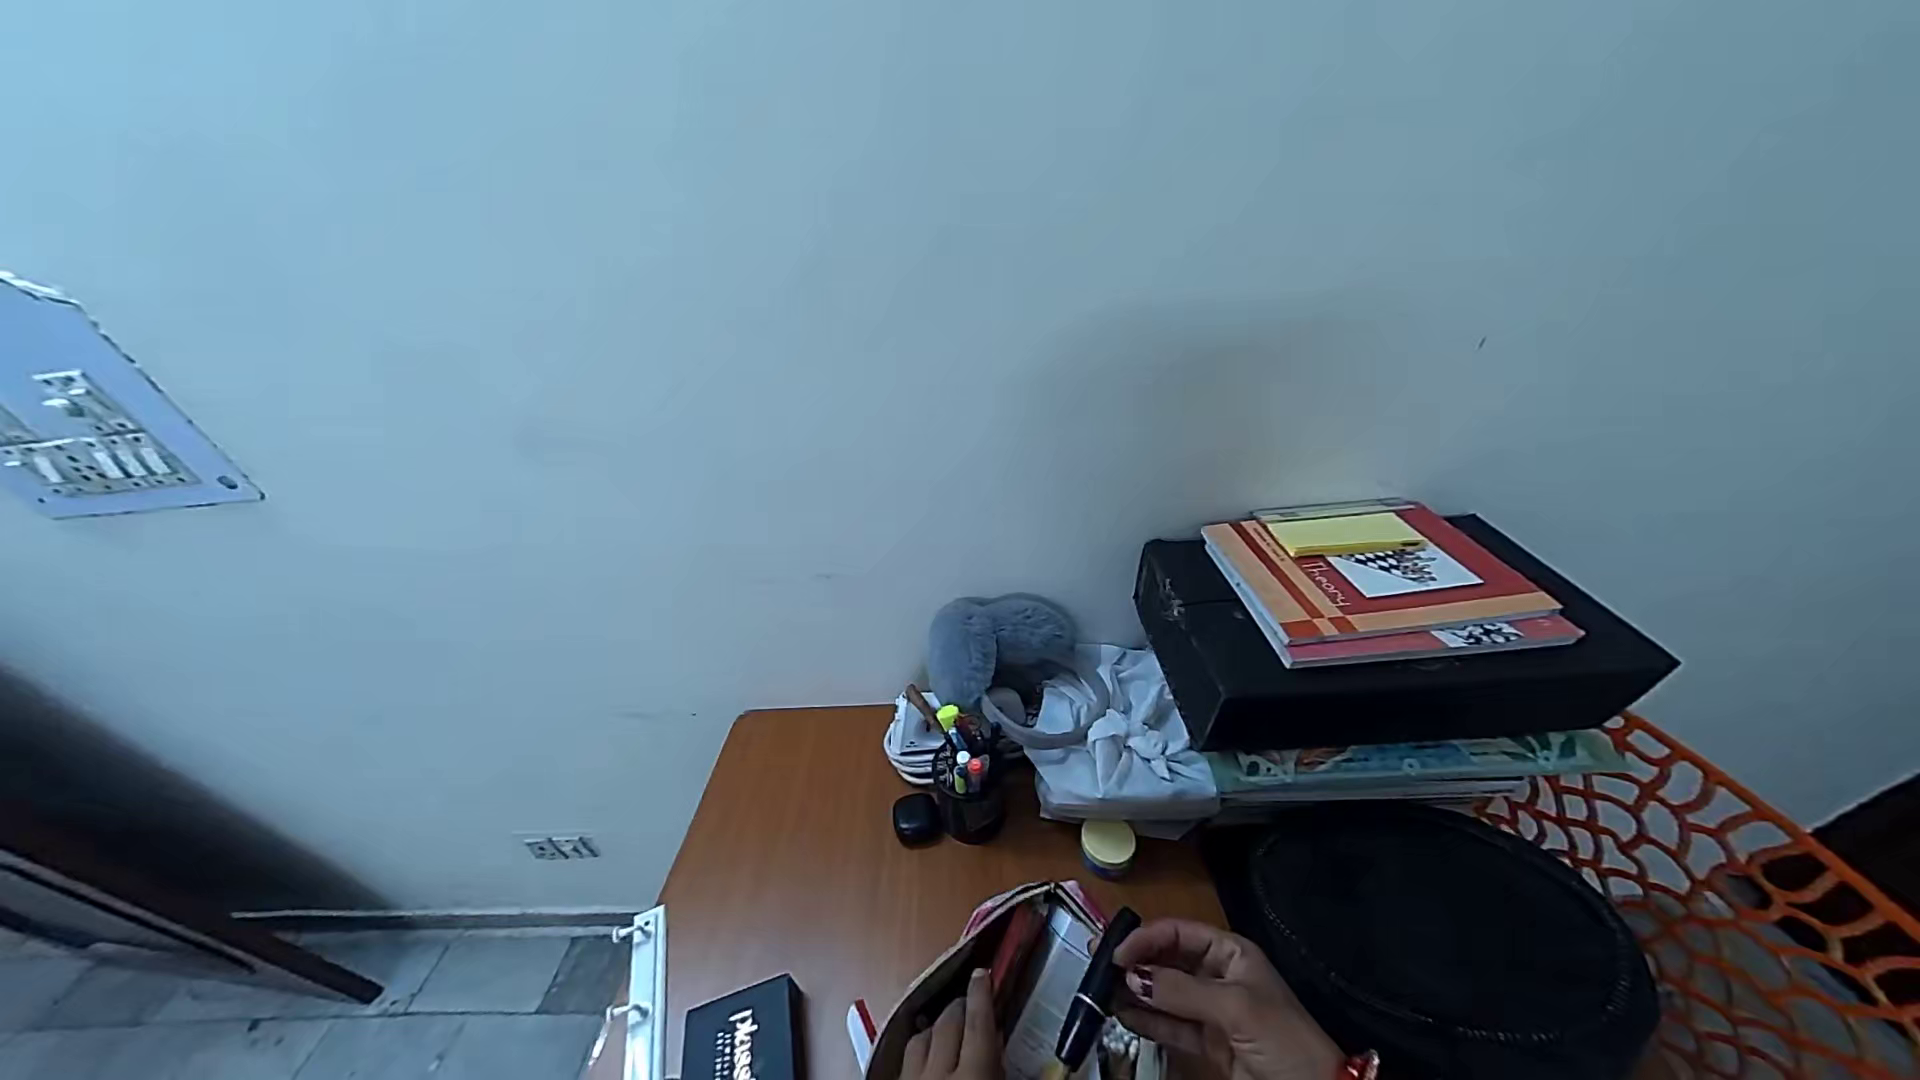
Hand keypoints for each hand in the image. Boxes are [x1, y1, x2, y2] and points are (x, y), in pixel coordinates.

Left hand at [903, 969, 1002, 1079]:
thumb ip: (999, 1069)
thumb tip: (1000, 1039)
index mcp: (972, 1078)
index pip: (977, 1025)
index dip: (980, 996)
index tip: (981, 973)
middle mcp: (937, 1075)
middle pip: (947, 1024)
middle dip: (959, 1008)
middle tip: (971, 1004)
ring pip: (919, 1039)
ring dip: (934, 1029)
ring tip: (948, 1030)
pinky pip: (903, 1061)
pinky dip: (917, 1052)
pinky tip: (926, 1060)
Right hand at [1114, 919, 1342, 1079]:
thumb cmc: (1283, 1039)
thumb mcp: (1235, 1007)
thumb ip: (1181, 989)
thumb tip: (1132, 975)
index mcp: (1229, 952)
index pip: (1177, 932)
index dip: (1146, 938)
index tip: (1116, 952)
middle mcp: (1216, 973)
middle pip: (1167, 959)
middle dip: (1135, 961)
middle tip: (1098, 962)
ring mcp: (1210, 1009)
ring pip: (1164, 992)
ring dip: (1135, 991)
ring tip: (1102, 989)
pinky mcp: (1208, 1042)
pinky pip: (1170, 1024)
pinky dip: (1146, 1019)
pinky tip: (1122, 1014)